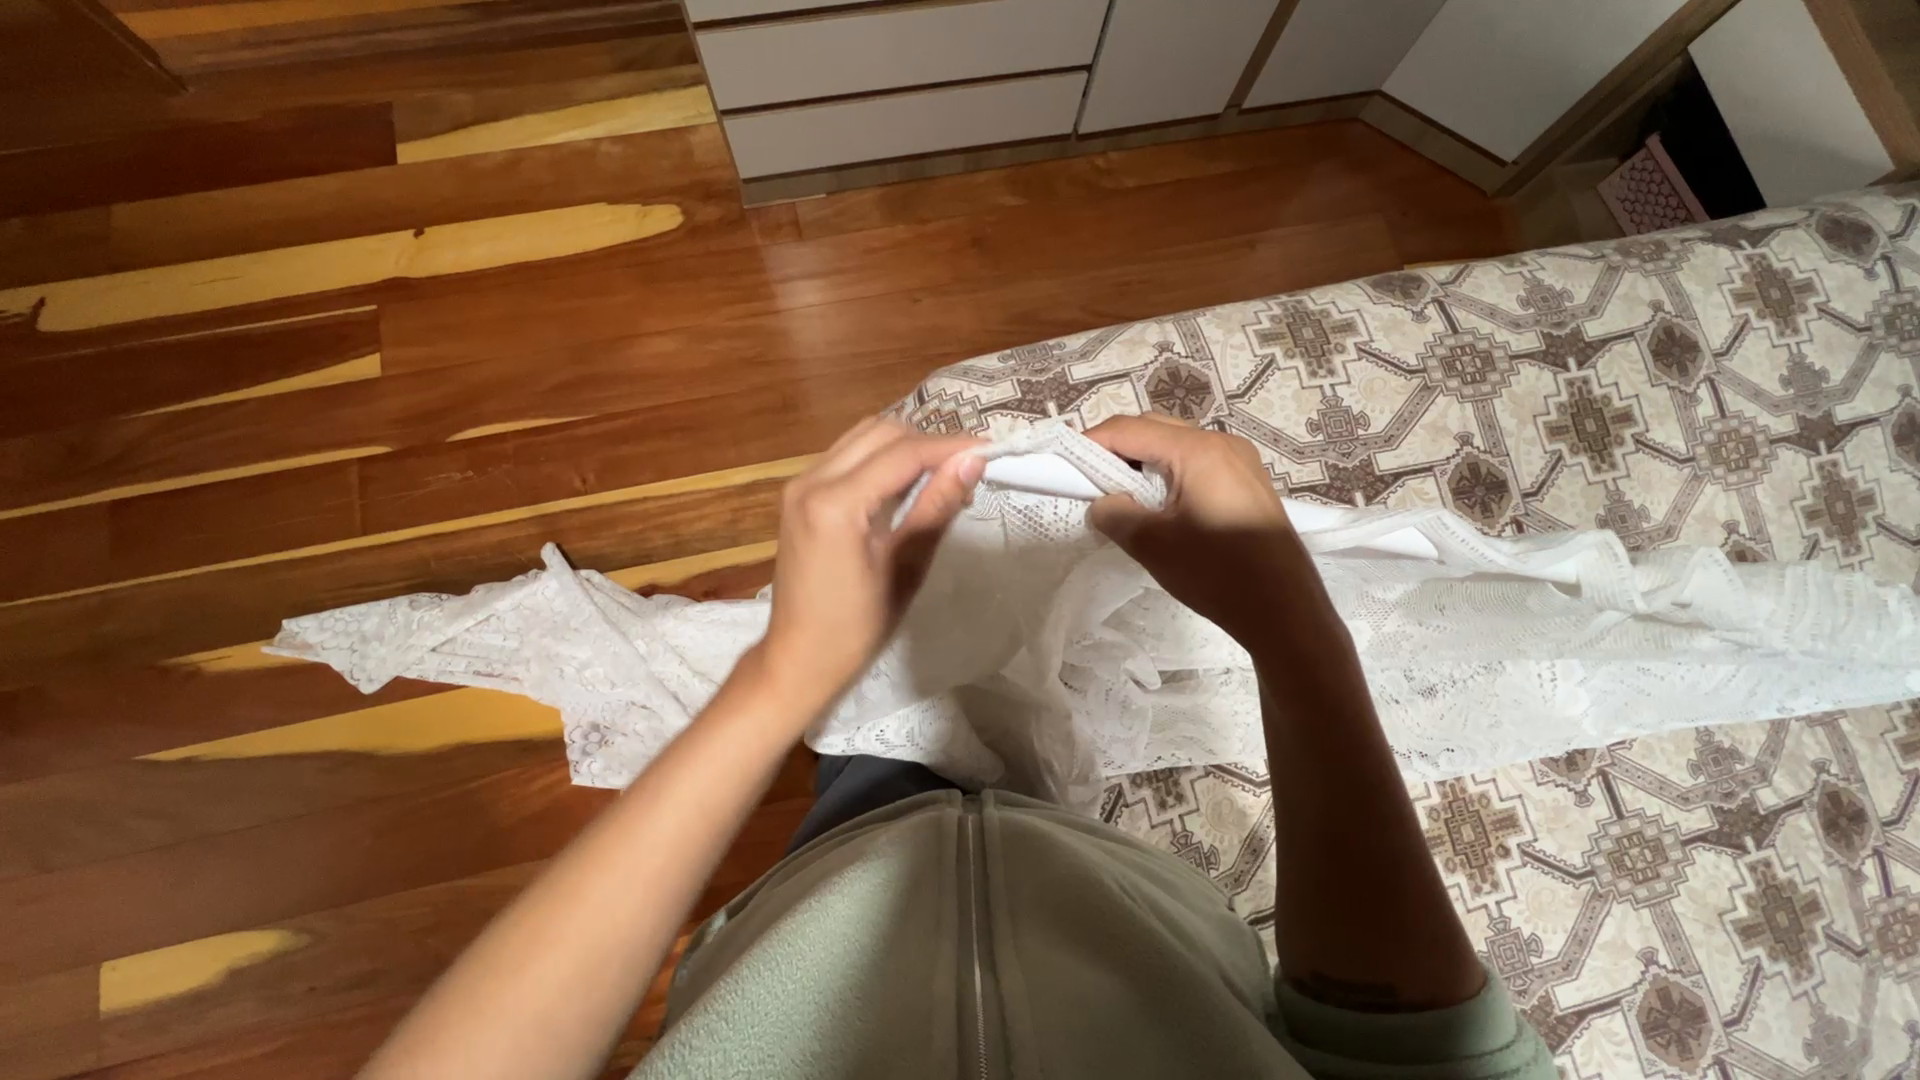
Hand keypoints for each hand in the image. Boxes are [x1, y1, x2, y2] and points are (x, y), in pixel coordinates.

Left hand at [753, 418, 983, 715]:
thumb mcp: (905, 569)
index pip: (903, 453)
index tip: (989, 449)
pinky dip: (880, 459)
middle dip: (928, 442)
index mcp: (835, 504)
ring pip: (862, 437)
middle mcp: (810, 481)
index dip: (950, 447)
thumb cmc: (856, 627)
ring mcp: (800, 485)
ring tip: (942, 474)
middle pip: (881, 432)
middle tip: (966, 468)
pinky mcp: (799, 495)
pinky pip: (846, 456)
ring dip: (904, 446)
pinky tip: (907, 484)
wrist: (798, 658)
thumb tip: (971, 462)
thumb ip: (935, 508)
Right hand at [1085, 414, 1301, 642]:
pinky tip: (1156, 504)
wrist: (1285, 611)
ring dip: (1142, 462)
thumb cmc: (1217, 574)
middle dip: (1116, 448)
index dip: (1092, 442)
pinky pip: (1197, 464)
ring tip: (1119, 493)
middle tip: (1088, 478)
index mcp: (1198, 451)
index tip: (1064, 463)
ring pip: (1176, 446)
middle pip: (1154, 429)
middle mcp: (1222, 444)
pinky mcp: (1247, 484)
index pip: (1130, 430)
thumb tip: (1101, 504)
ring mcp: (1240, 462)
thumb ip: (1116, 515)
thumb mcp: (1154, 545)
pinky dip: (1168, 474)